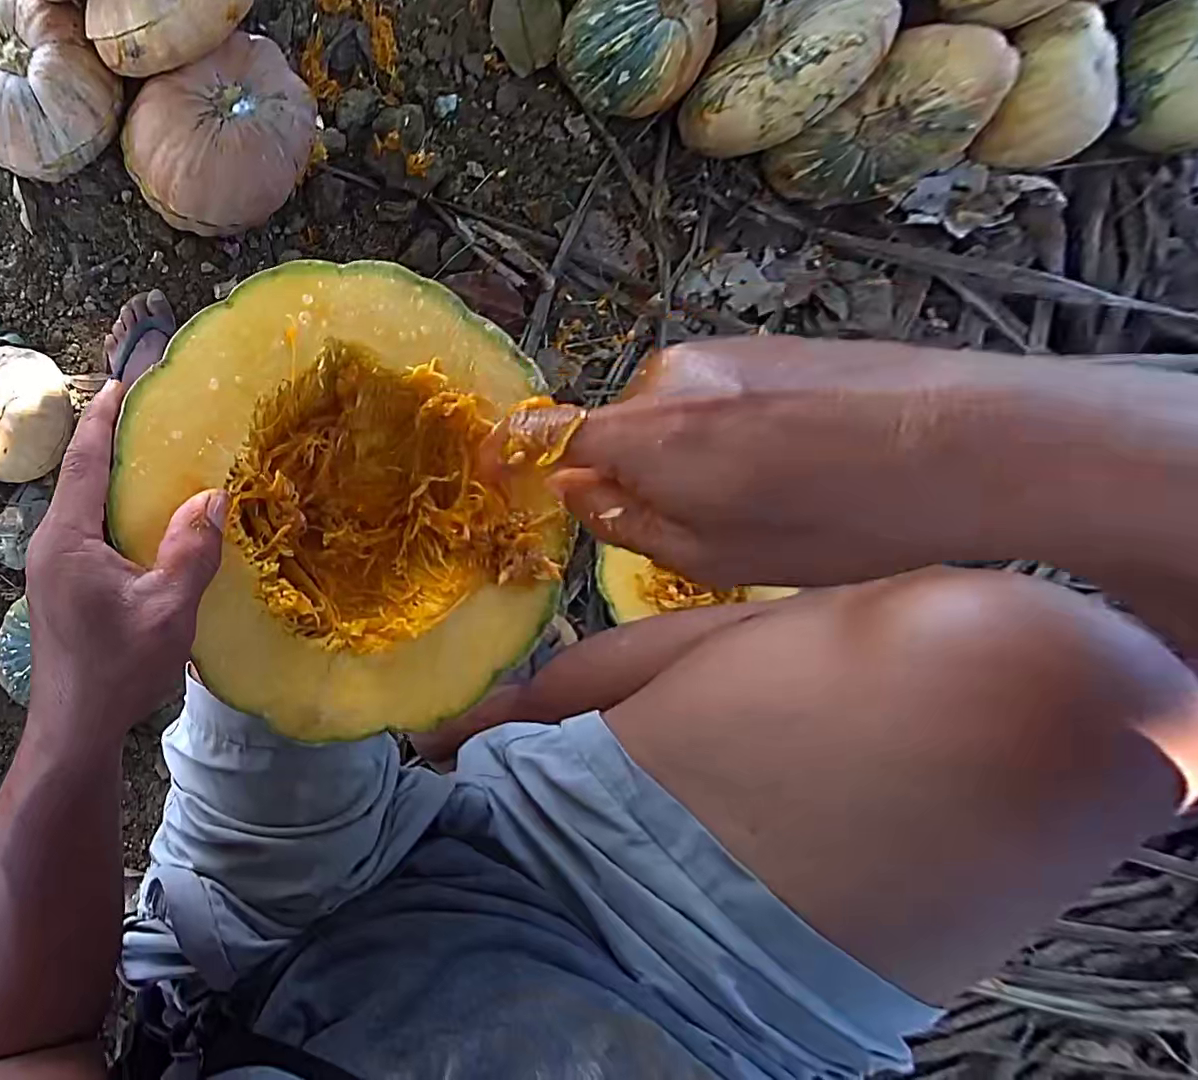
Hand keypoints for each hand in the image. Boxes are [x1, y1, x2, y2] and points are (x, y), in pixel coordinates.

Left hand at [25, 379, 226, 732]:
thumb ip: (191, 552)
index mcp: (68, 539)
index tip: (118, 383)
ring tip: (149, 457)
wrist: (75, 726)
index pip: (84, 462)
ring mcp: (52, 566)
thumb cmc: (117, 670)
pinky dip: (112, 509)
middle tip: (146, 415)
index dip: (100, 419)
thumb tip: (213, 498)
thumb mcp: (166, 611)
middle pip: (79, 477)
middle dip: (107, 440)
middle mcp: (51, 544)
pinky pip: (86, 530)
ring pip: (82, 505)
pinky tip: (141, 518)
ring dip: (110, 477)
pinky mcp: (62, 585)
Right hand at [549, 336, 1025, 586]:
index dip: (506, 452)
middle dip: (623, 473)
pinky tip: (784, 455)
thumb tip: (571, 490)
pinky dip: (712, 428)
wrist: (996, 441)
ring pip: (656, 415)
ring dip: (674, 453)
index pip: (542, 433)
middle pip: (608, 432)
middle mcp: (668, 379)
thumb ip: (620, 522)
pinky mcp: (762, 344)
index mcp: (644, 434)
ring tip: (754, 489)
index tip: (492, 472)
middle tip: (684, 518)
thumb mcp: (710, 557)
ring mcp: (718, 354)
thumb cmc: (840, 518)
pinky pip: (702, 394)